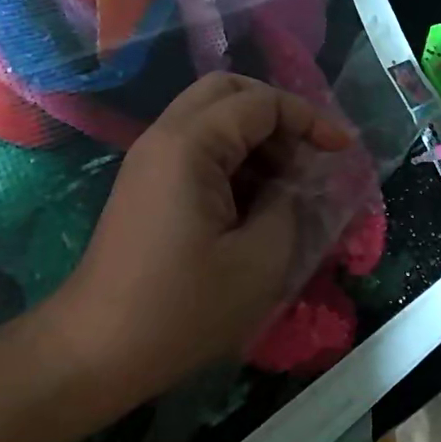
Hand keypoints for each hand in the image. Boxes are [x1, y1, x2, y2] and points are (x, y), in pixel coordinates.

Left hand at [41, 74, 353, 397]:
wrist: (97, 348)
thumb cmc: (182, 308)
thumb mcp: (259, 260)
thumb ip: (288, 205)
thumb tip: (293, 183)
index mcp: (189, 145)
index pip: (259, 102)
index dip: (308, 119)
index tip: (343, 151)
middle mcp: (162, 137)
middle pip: (226, 93)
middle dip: (276, 114)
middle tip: (308, 156)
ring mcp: (147, 160)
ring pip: (208, 119)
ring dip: (253, 138)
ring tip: (288, 184)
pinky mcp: (144, 186)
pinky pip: (193, 150)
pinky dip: (230, 160)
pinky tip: (254, 201)